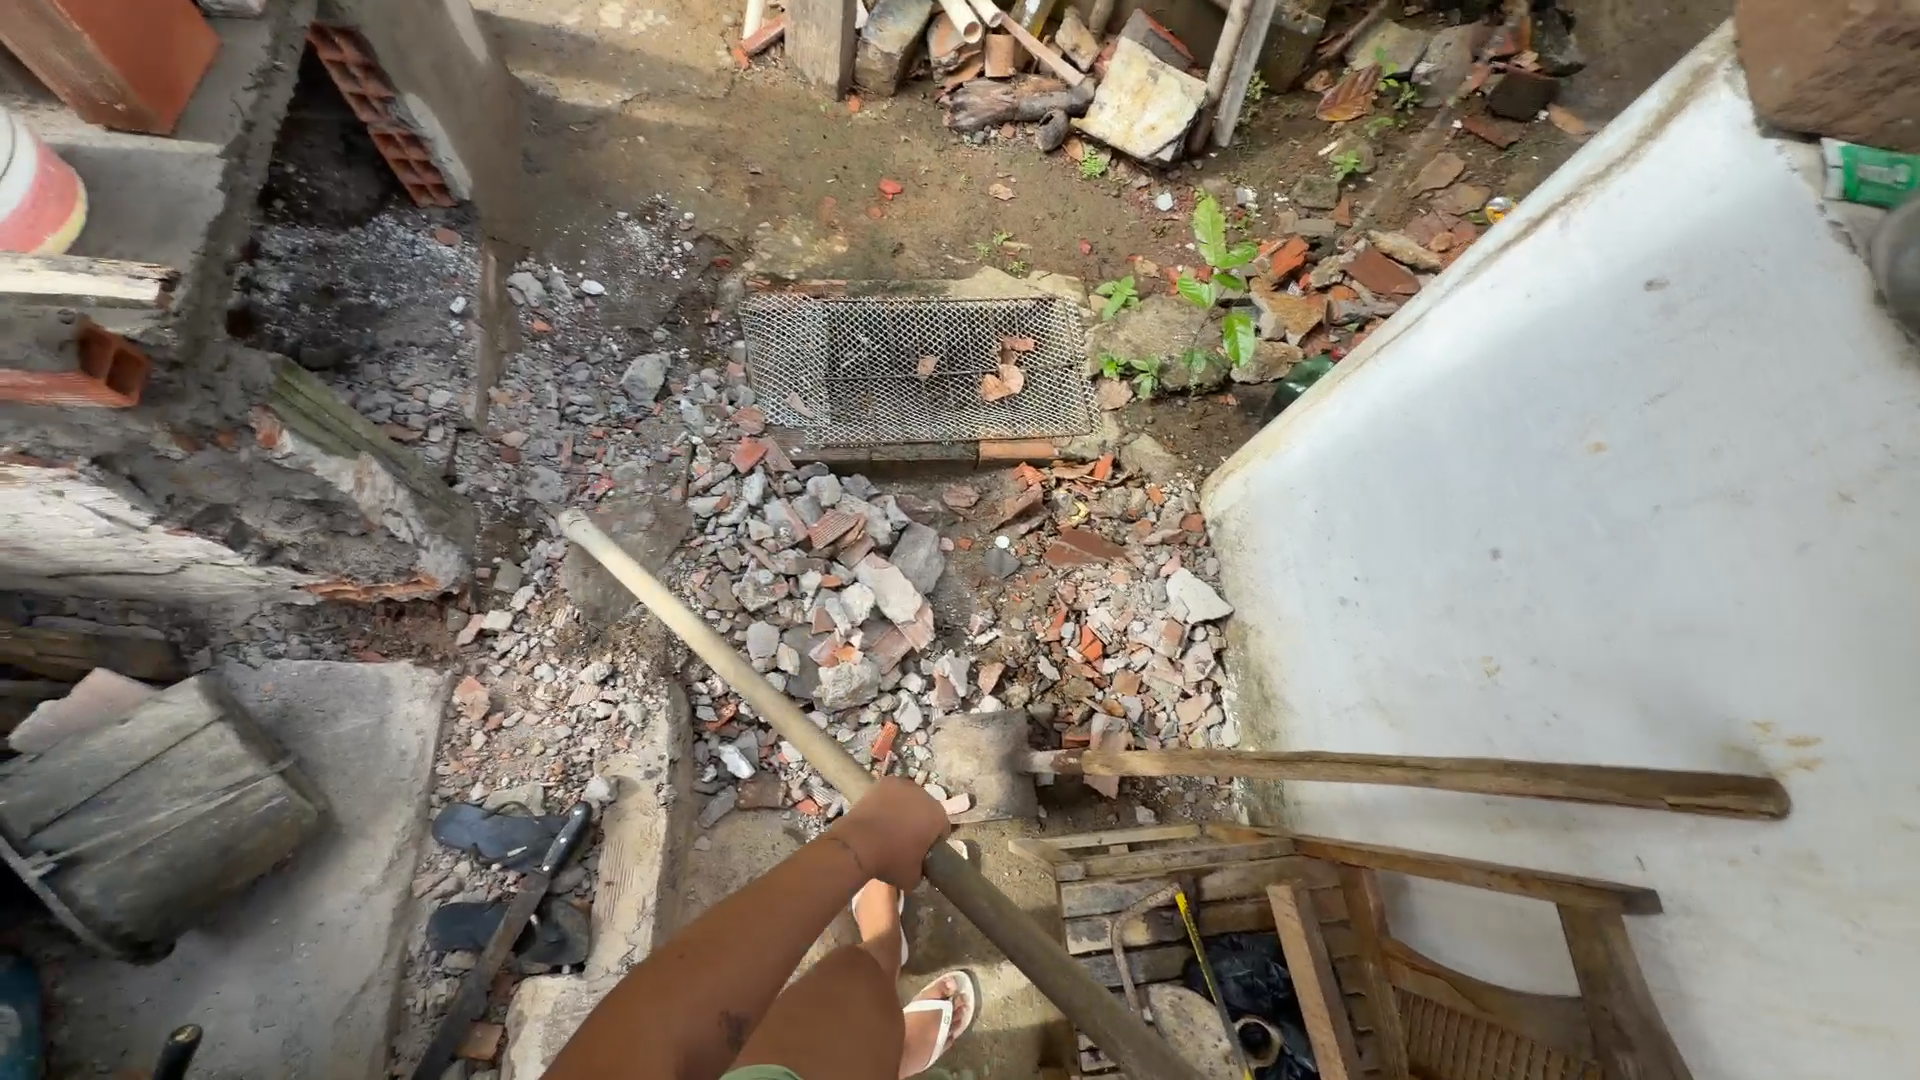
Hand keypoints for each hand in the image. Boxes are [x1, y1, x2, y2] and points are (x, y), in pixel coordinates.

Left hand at [827, 777, 950, 888]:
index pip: (941, 829)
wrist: (858, 843)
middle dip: (919, 823)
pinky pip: (893, 793)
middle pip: (926, 811)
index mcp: (938, 817)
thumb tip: (918, 868)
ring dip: (905, 810)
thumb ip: (922, 870)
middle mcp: (926, 795)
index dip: (932, 842)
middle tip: (905, 840)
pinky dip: (889, 802)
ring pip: (910, 800)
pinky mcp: (886, 782)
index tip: (921, 853)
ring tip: (889, 827)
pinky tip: (879, 815)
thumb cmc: (890, 860)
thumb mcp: (912, 878)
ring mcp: (905, 786)